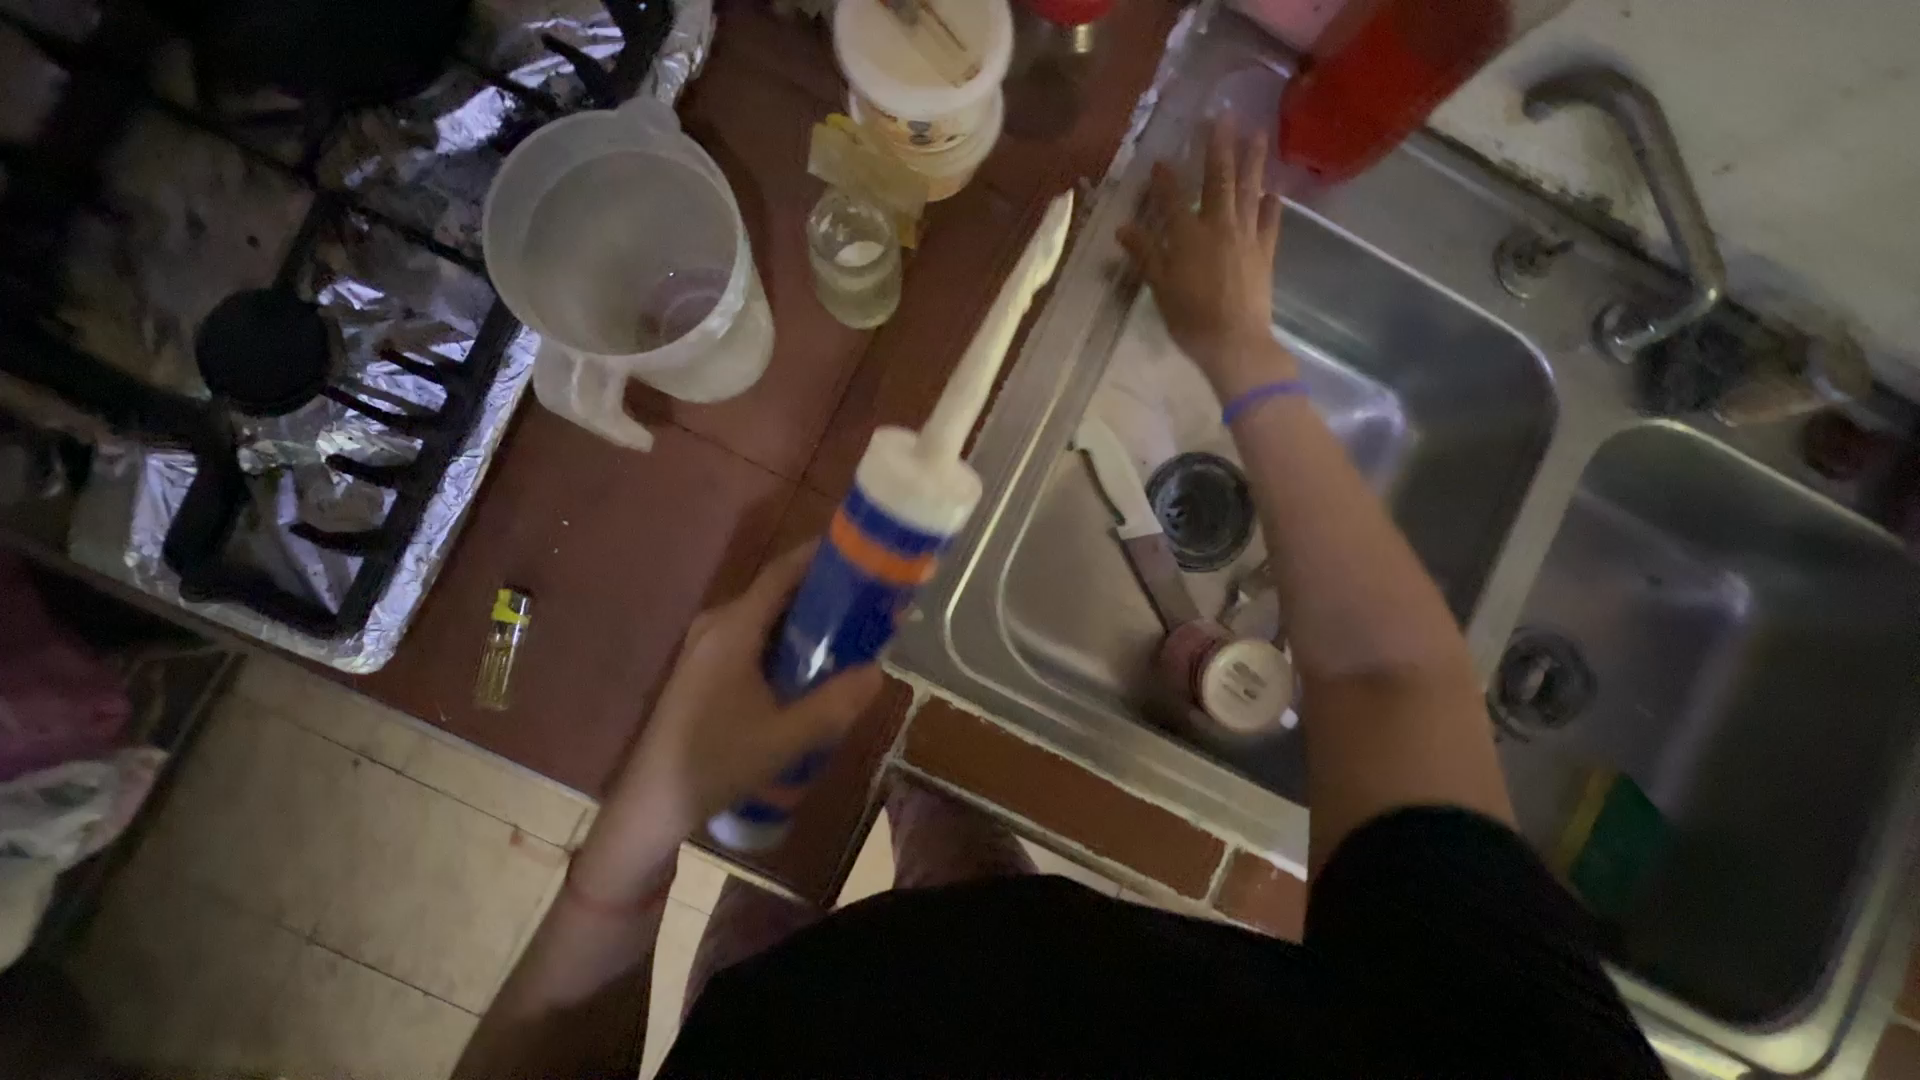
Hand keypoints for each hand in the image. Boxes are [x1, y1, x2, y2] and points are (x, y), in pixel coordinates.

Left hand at [571, 544, 883, 905]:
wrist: (652, 802)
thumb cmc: (716, 762)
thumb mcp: (785, 738)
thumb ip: (835, 704)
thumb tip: (878, 671)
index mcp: (733, 629)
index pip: (782, 572)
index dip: (821, 556)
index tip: (862, 552)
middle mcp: (716, 625)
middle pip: (777, 592)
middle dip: (824, 593)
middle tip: (871, 603)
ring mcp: (705, 646)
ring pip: (765, 617)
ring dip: (805, 620)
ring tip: (852, 631)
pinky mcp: (703, 668)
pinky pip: (752, 637)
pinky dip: (785, 640)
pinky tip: (811, 665)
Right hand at [1118, 120, 1293, 397]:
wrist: (1235, 342)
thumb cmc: (1190, 318)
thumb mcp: (1160, 287)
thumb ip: (1145, 254)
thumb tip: (1123, 227)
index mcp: (1188, 235)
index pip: (1173, 199)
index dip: (1165, 179)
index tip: (1160, 160)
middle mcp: (1219, 225)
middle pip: (1219, 179)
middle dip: (1218, 146)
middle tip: (1223, 115)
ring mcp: (1247, 236)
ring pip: (1249, 190)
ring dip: (1253, 160)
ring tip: (1257, 133)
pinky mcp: (1265, 252)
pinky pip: (1270, 221)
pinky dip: (1271, 204)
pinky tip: (1273, 191)